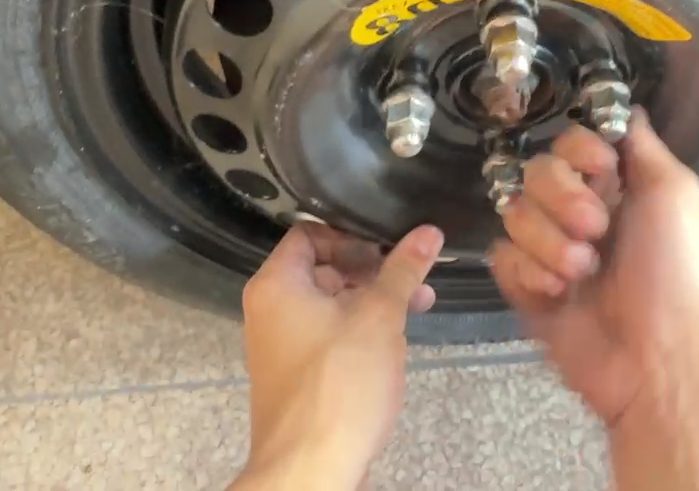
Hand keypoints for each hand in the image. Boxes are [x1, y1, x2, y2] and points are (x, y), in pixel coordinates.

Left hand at [233, 222, 443, 490]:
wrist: (310, 471)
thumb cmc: (339, 381)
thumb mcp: (380, 315)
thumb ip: (404, 269)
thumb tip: (429, 232)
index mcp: (277, 285)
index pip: (309, 233)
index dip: (349, 235)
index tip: (385, 248)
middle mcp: (270, 310)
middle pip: (323, 267)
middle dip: (371, 268)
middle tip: (410, 275)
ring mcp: (281, 345)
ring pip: (331, 302)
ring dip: (373, 298)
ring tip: (418, 303)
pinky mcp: (296, 375)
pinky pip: (328, 333)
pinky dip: (359, 327)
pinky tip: (395, 337)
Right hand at [488, 109, 698, 425]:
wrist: (655, 358)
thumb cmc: (673, 270)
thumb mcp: (675, 193)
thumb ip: (642, 143)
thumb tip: (626, 105)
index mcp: (614, 184)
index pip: (570, 140)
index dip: (578, 151)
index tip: (602, 169)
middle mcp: (577, 208)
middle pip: (536, 170)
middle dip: (563, 200)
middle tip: (596, 230)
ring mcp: (548, 246)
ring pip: (515, 211)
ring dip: (551, 244)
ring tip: (583, 273)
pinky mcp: (525, 284)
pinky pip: (502, 256)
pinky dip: (530, 274)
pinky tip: (558, 294)